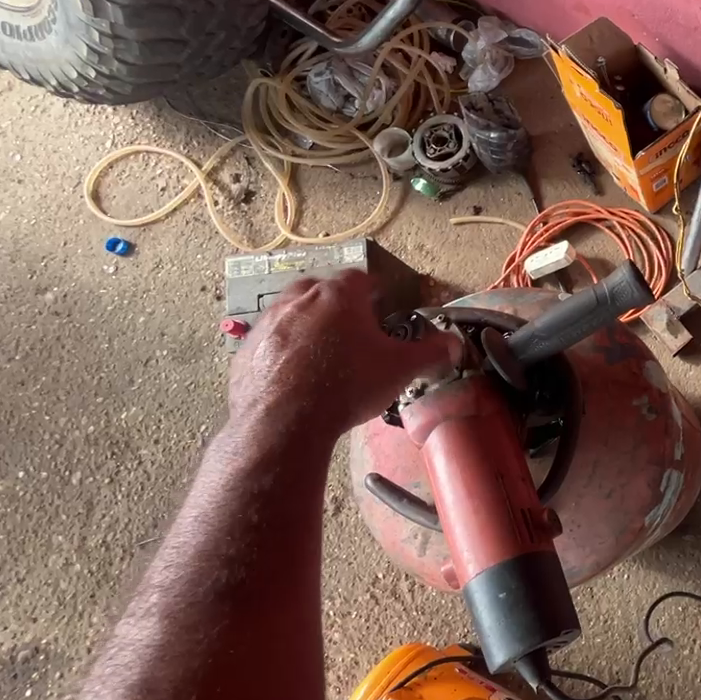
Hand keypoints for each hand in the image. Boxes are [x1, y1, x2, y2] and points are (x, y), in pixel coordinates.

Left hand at [228, 271, 456, 440]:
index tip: (383, 307)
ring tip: (326, 353)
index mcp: (339, 295)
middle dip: (338, 302)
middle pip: (321, 288)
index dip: (375, 291)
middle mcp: (298, 299)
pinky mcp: (245, 351)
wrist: (283, 421)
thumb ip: (431, 351)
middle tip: (354, 328)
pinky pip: (271, 341)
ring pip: (292, 312)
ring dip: (309, 324)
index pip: (360, 278)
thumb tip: (455, 344)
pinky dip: (285, 350)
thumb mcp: (402, 368)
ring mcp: (267, 323)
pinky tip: (298, 376)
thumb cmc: (349, 383)